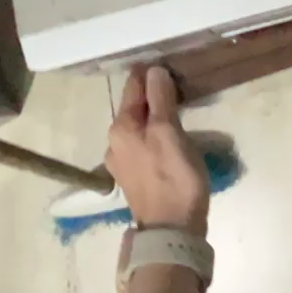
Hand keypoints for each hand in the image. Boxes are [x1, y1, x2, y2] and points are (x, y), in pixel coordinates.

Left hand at [106, 65, 209, 236]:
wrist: (171, 229)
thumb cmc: (173, 176)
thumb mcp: (169, 132)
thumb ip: (160, 99)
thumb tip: (153, 70)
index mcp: (121, 127)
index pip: (134, 87)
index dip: (151, 74)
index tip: (169, 63)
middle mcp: (115, 142)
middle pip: (134, 107)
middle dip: (152, 93)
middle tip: (177, 82)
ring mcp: (123, 161)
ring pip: (139, 126)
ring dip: (154, 114)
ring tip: (176, 107)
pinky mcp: (135, 176)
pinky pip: (144, 143)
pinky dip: (155, 133)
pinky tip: (170, 136)